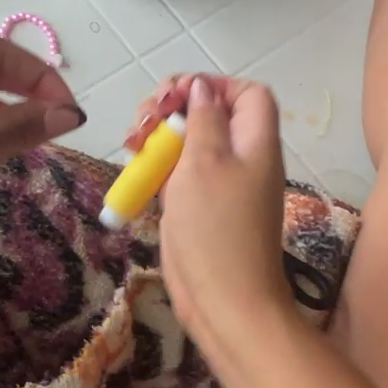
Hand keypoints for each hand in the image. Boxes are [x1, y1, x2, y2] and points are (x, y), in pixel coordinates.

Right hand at [155, 76, 290, 336]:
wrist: (223, 300)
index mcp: (255, 142)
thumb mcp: (205, 161)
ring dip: (157, 136)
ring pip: (187, 143)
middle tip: (145, 121)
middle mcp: (241, 158)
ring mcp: (218, 185)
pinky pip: (178, 173)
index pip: (248, 94)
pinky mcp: (197, 207)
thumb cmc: (215, 227)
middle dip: (172, 109)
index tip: (177, 95)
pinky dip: (156, 165)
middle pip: (209, 115)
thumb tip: (201, 88)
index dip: (215, 86)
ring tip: (131, 142)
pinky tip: (134, 166)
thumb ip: (203, 119)